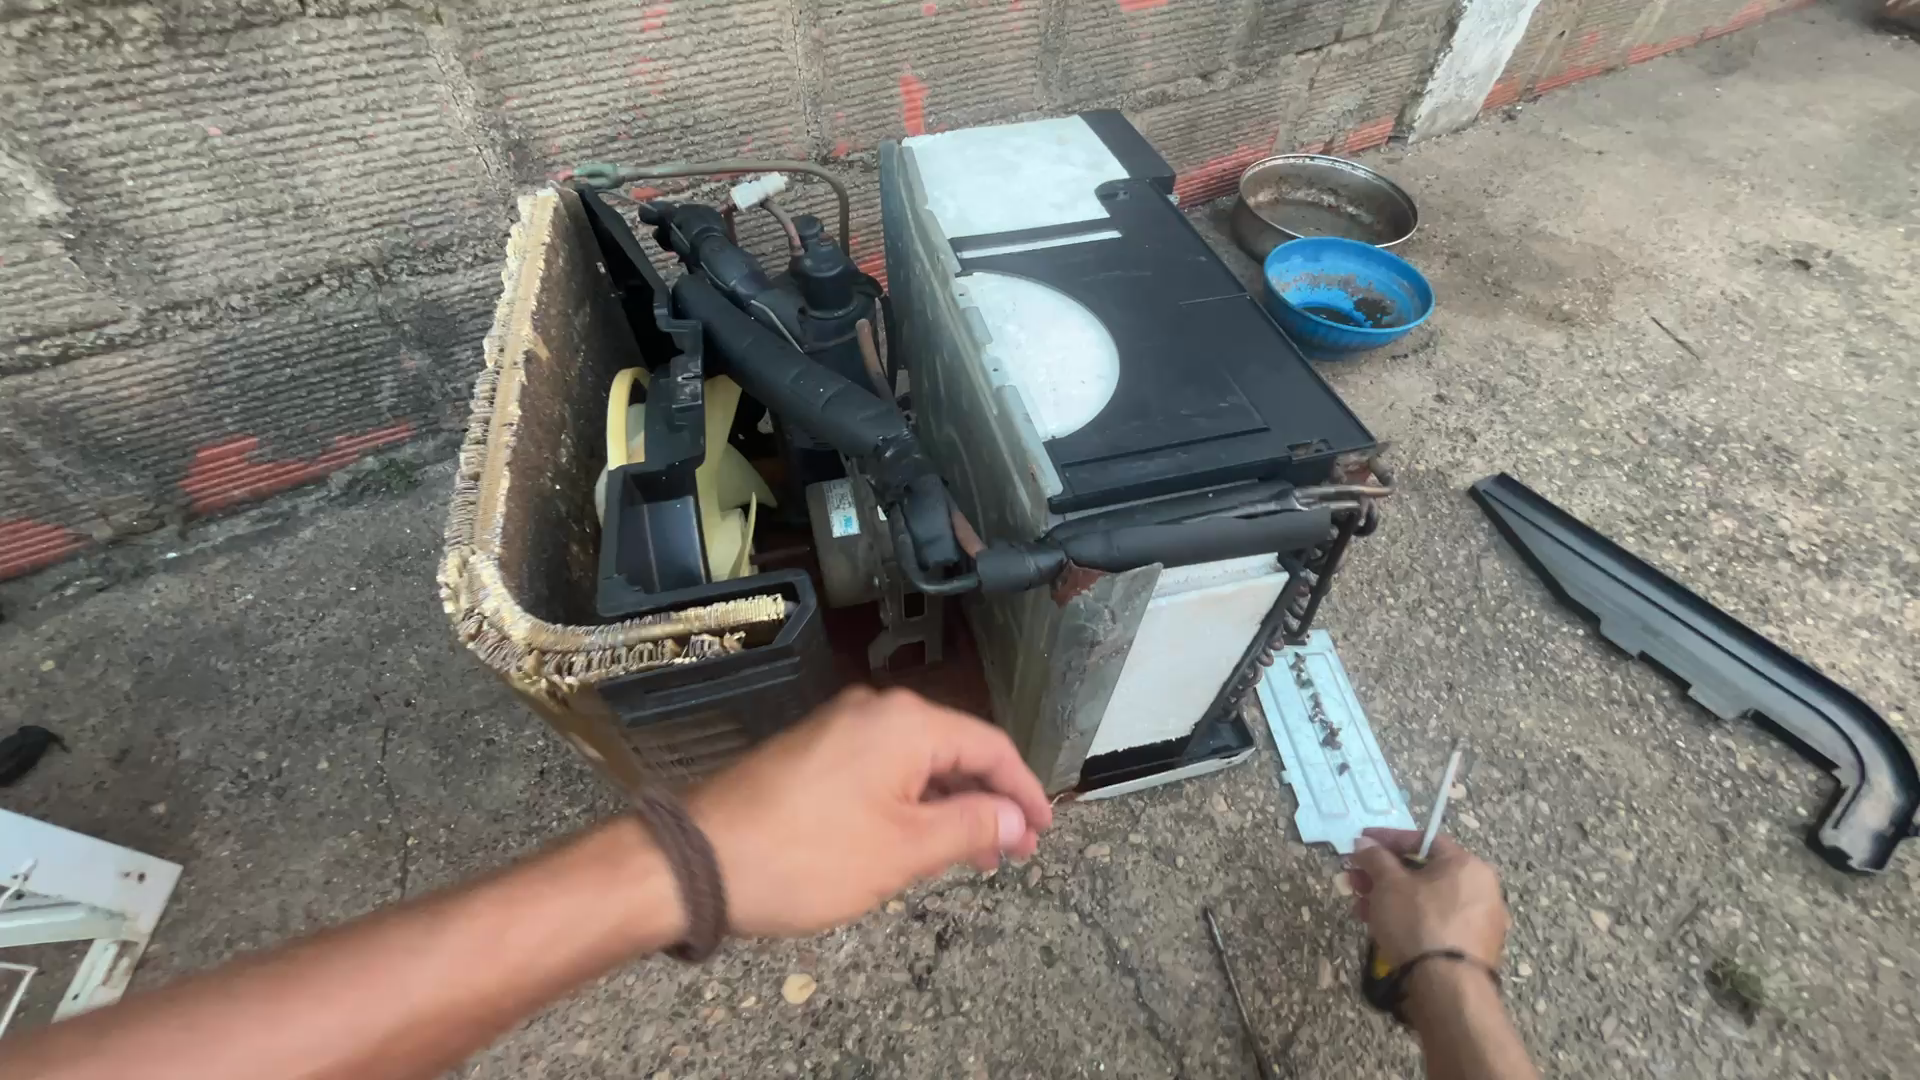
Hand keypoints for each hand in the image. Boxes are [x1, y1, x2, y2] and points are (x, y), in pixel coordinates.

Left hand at [685, 686, 1052, 938]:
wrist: (695, 859)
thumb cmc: (807, 855)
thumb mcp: (902, 851)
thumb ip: (970, 828)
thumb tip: (1017, 819)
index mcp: (906, 722)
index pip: (988, 746)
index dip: (1023, 790)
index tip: (1044, 830)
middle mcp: (877, 709)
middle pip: (953, 749)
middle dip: (987, 800)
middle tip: (1011, 852)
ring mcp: (841, 724)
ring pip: (917, 760)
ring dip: (947, 803)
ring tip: (968, 854)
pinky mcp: (816, 745)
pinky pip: (882, 764)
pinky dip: (909, 798)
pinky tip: (916, 834)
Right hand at [1346, 828, 1508, 969]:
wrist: (1447, 989)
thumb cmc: (1418, 922)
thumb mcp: (1388, 882)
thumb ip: (1374, 857)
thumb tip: (1364, 844)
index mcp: (1467, 866)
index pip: (1422, 839)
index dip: (1386, 838)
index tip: (1360, 842)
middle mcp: (1481, 890)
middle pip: (1421, 870)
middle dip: (1381, 873)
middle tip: (1355, 877)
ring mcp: (1479, 922)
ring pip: (1424, 898)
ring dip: (1388, 896)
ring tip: (1360, 905)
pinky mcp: (1472, 948)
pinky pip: (1434, 920)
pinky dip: (1406, 916)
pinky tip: (1379, 924)